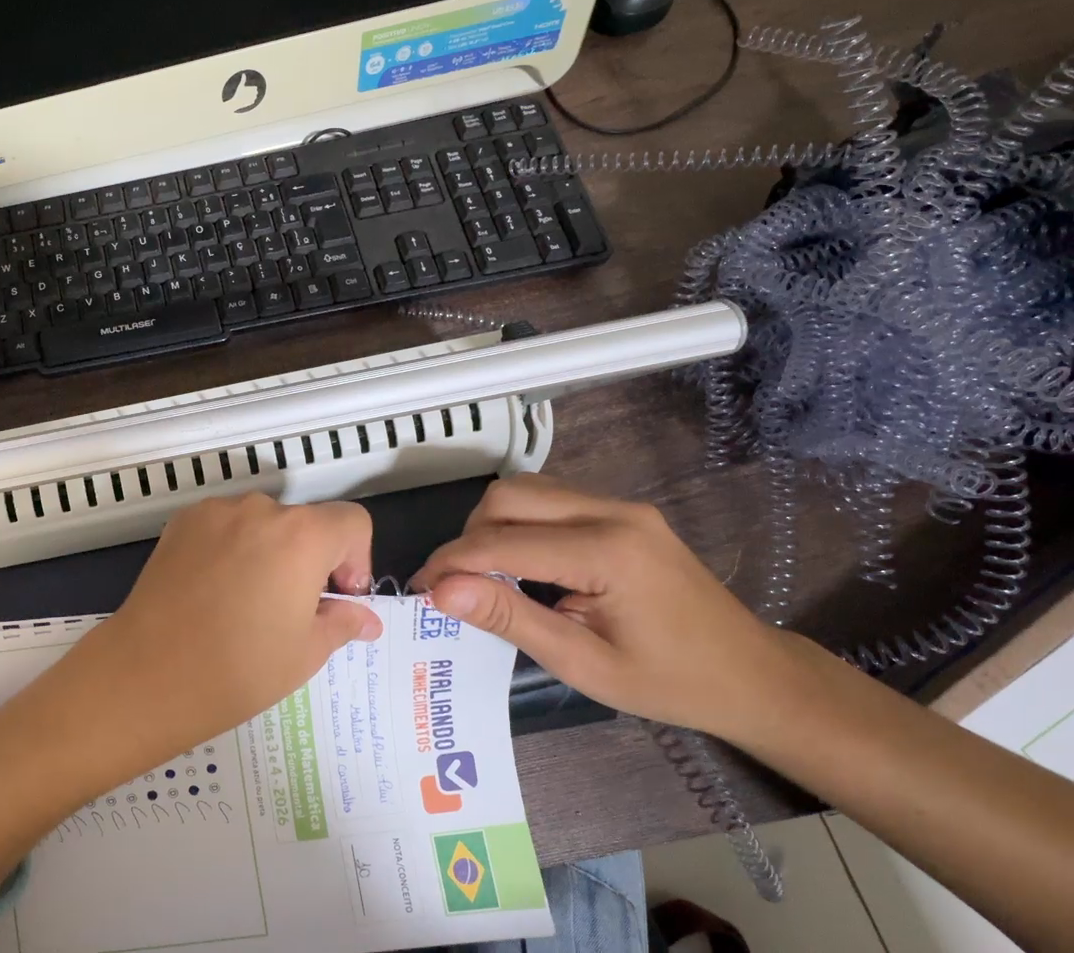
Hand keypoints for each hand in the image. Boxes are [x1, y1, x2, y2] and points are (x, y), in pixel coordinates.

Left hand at [52, 494, 381, 779]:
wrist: (150, 672)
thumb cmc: (240, 668)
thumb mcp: (305, 652)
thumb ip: (341, 622)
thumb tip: (364, 618)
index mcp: (302, 536)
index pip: (351, 522)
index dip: (355, 559)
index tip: (337, 597)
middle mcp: (259, 510)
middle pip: (303, 522)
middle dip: (309, 558)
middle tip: (293, 609)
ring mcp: (214, 513)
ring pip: (260, 524)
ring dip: (268, 551)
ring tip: (248, 603)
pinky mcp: (180, 524)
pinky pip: (222, 527)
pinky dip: (230, 548)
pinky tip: (214, 593)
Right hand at [408, 474, 807, 738]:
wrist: (753, 676)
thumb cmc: (670, 682)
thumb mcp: (583, 662)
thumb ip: (510, 618)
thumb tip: (442, 591)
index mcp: (607, 552)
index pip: (501, 541)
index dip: (450, 563)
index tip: (419, 590)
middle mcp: (614, 513)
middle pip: (508, 498)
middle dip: (468, 538)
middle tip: (455, 586)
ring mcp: (622, 507)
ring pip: (526, 491)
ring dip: (491, 525)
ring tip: (484, 575)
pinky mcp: (623, 512)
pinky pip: (550, 500)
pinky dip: (519, 523)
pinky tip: (520, 562)